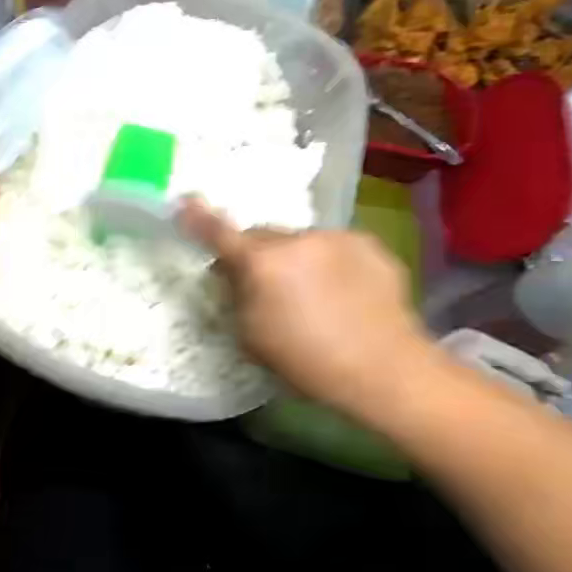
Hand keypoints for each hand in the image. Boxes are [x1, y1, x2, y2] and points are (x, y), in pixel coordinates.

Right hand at [180, 198, 435, 411]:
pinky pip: (337, 247)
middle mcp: (297, 239)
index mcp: (262, 264)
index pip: (221, 234)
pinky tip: (347, 294)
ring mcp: (337, 237)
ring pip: (303, 242)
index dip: (200, 219)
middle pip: (265, 237)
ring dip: (299, 260)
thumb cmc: (310, 364)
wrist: (384, 369)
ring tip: (317, 297)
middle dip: (260, 256)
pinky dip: (333, 264)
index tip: (187, 202)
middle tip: (269, 288)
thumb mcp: (255, 340)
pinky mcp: (368, 243)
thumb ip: (237, 298)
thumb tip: (231, 274)